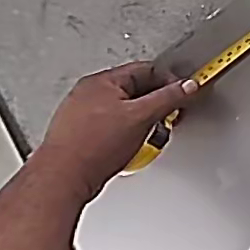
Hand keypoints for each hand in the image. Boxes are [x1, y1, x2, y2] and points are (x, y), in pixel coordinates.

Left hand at [27, 62, 197, 200]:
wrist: (63, 179)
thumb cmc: (92, 146)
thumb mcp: (142, 117)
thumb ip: (169, 98)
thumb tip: (186, 86)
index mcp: (102, 81)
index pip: (147, 70)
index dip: (170, 82)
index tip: (183, 94)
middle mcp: (89, 93)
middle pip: (136, 90)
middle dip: (156, 105)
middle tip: (167, 118)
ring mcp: (83, 114)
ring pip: (125, 110)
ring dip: (142, 122)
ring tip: (146, 137)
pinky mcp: (82, 134)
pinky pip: (113, 127)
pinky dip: (126, 135)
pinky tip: (129, 148)